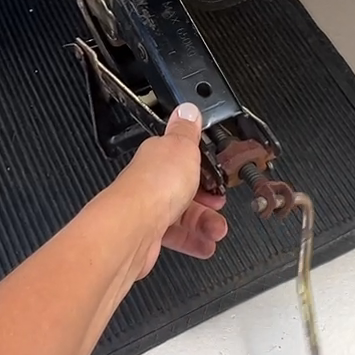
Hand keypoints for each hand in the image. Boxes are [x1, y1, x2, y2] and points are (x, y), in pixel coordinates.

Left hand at [104, 103, 227, 275]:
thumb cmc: (154, 184)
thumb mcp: (183, 145)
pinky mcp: (148, 235)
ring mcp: (149, 209)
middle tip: (220, 203)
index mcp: (158, 155)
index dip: (202, 167)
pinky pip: (175, 236)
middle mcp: (151, 181)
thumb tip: (188, 109)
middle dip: (207, 198)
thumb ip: (187, 129)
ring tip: (217, 230)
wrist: (135, 226)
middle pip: (184, 188)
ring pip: (181, 214)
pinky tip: (205, 245)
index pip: (181, 158)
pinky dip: (193, 241)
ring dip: (205, 223)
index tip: (216, 175)